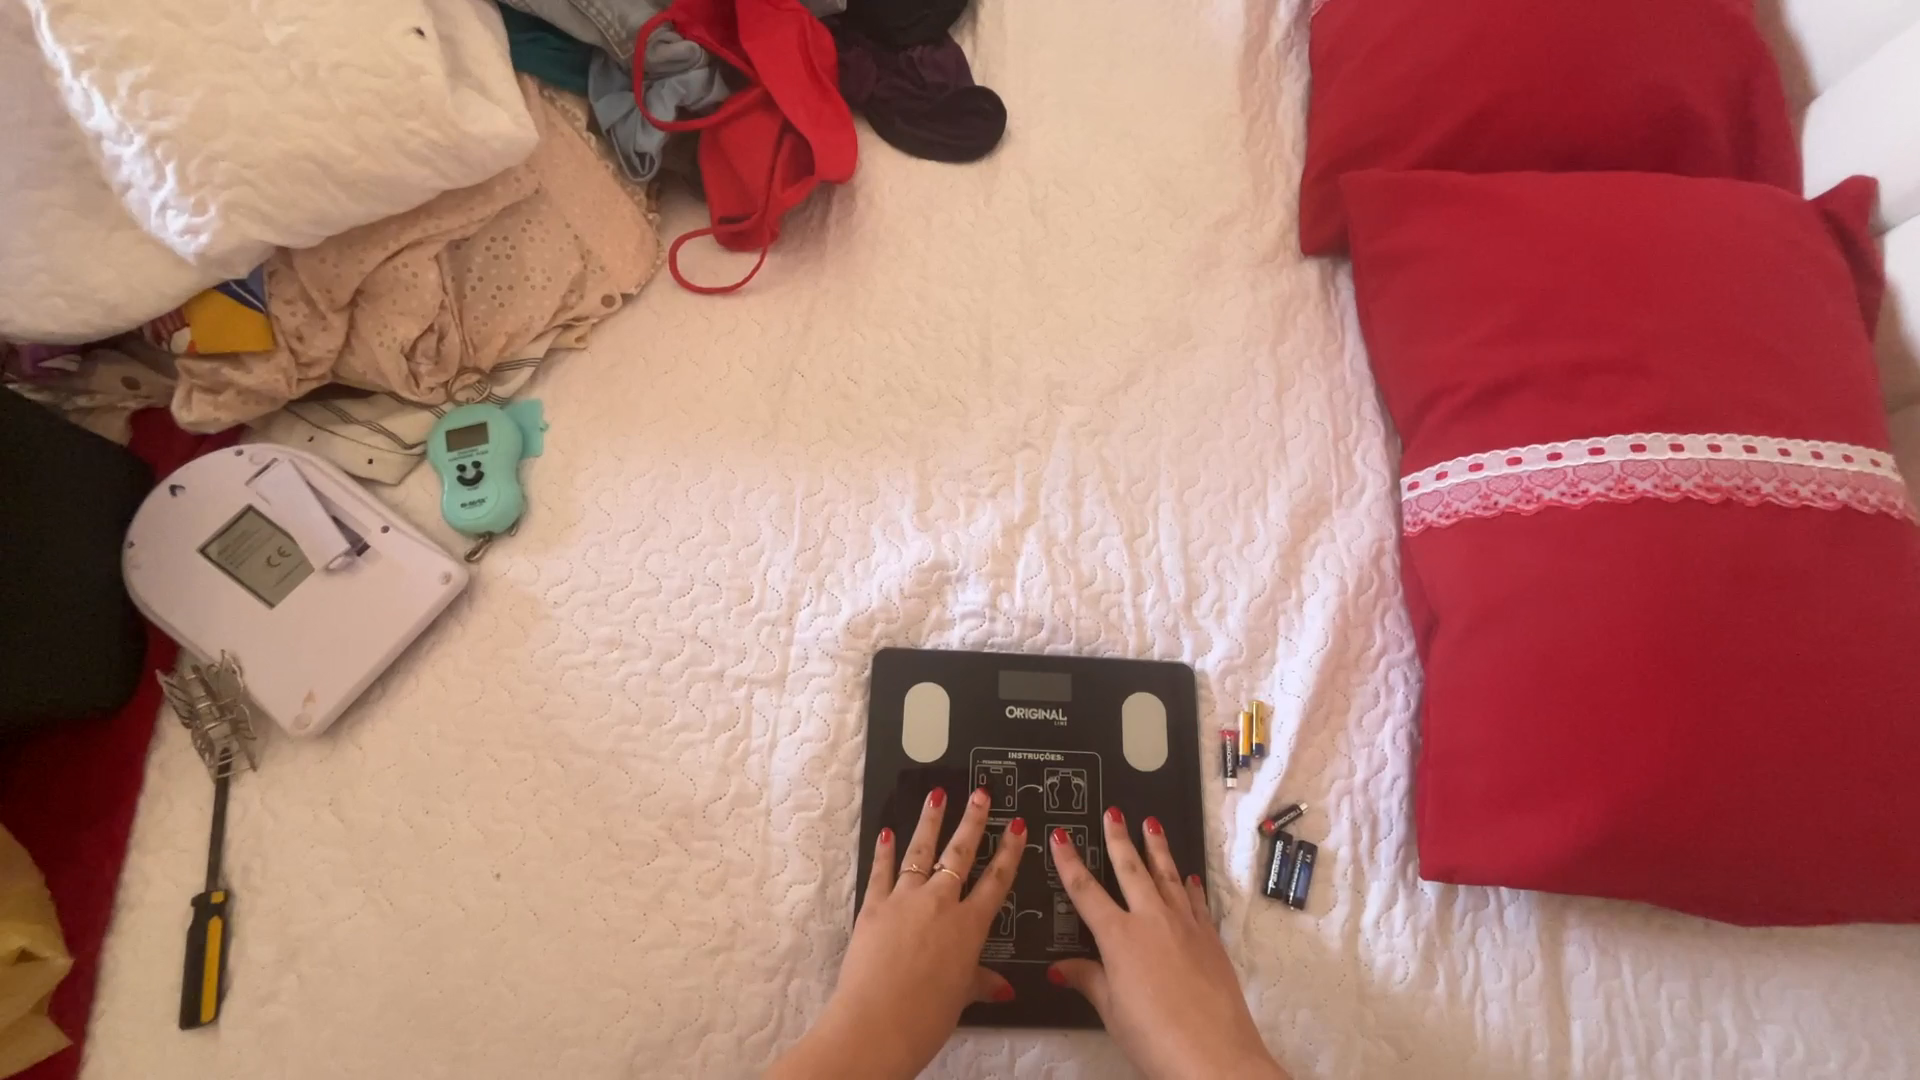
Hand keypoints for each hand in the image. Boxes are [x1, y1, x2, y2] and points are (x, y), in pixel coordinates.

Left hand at [767, 787, 1027, 1079]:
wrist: (874, 1027)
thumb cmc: (923, 1020)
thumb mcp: (960, 999)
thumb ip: (980, 983)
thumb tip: (1004, 988)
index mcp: (968, 927)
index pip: (995, 880)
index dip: (1008, 851)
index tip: (1016, 825)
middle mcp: (939, 904)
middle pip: (960, 854)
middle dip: (972, 821)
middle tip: (981, 794)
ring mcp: (904, 900)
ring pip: (920, 851)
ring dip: (930, 821)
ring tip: (937, 794)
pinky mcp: (874, 906)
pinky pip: (881, 872)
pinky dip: (884, 851)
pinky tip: (887, 832)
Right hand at [1049, 809, 1289, 1079]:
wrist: (1216, 1058)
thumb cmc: (1155, 1038)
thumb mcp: (1112, 1011)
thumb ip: (1087, 980)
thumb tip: (1058, 967)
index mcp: (1118, 936)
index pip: (1086, 890)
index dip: (1070, 861)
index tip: (1061, 836)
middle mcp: (1150, 919)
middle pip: (1130, 869)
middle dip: (1118, 839)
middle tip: (1114, 812)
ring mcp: (1184, 925)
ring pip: (1167, 875)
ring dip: (1157, 848)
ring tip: (1152, 824)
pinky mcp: (1210, 939)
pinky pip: (1196, 902)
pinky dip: (1190, 886)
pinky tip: (1189, 876)